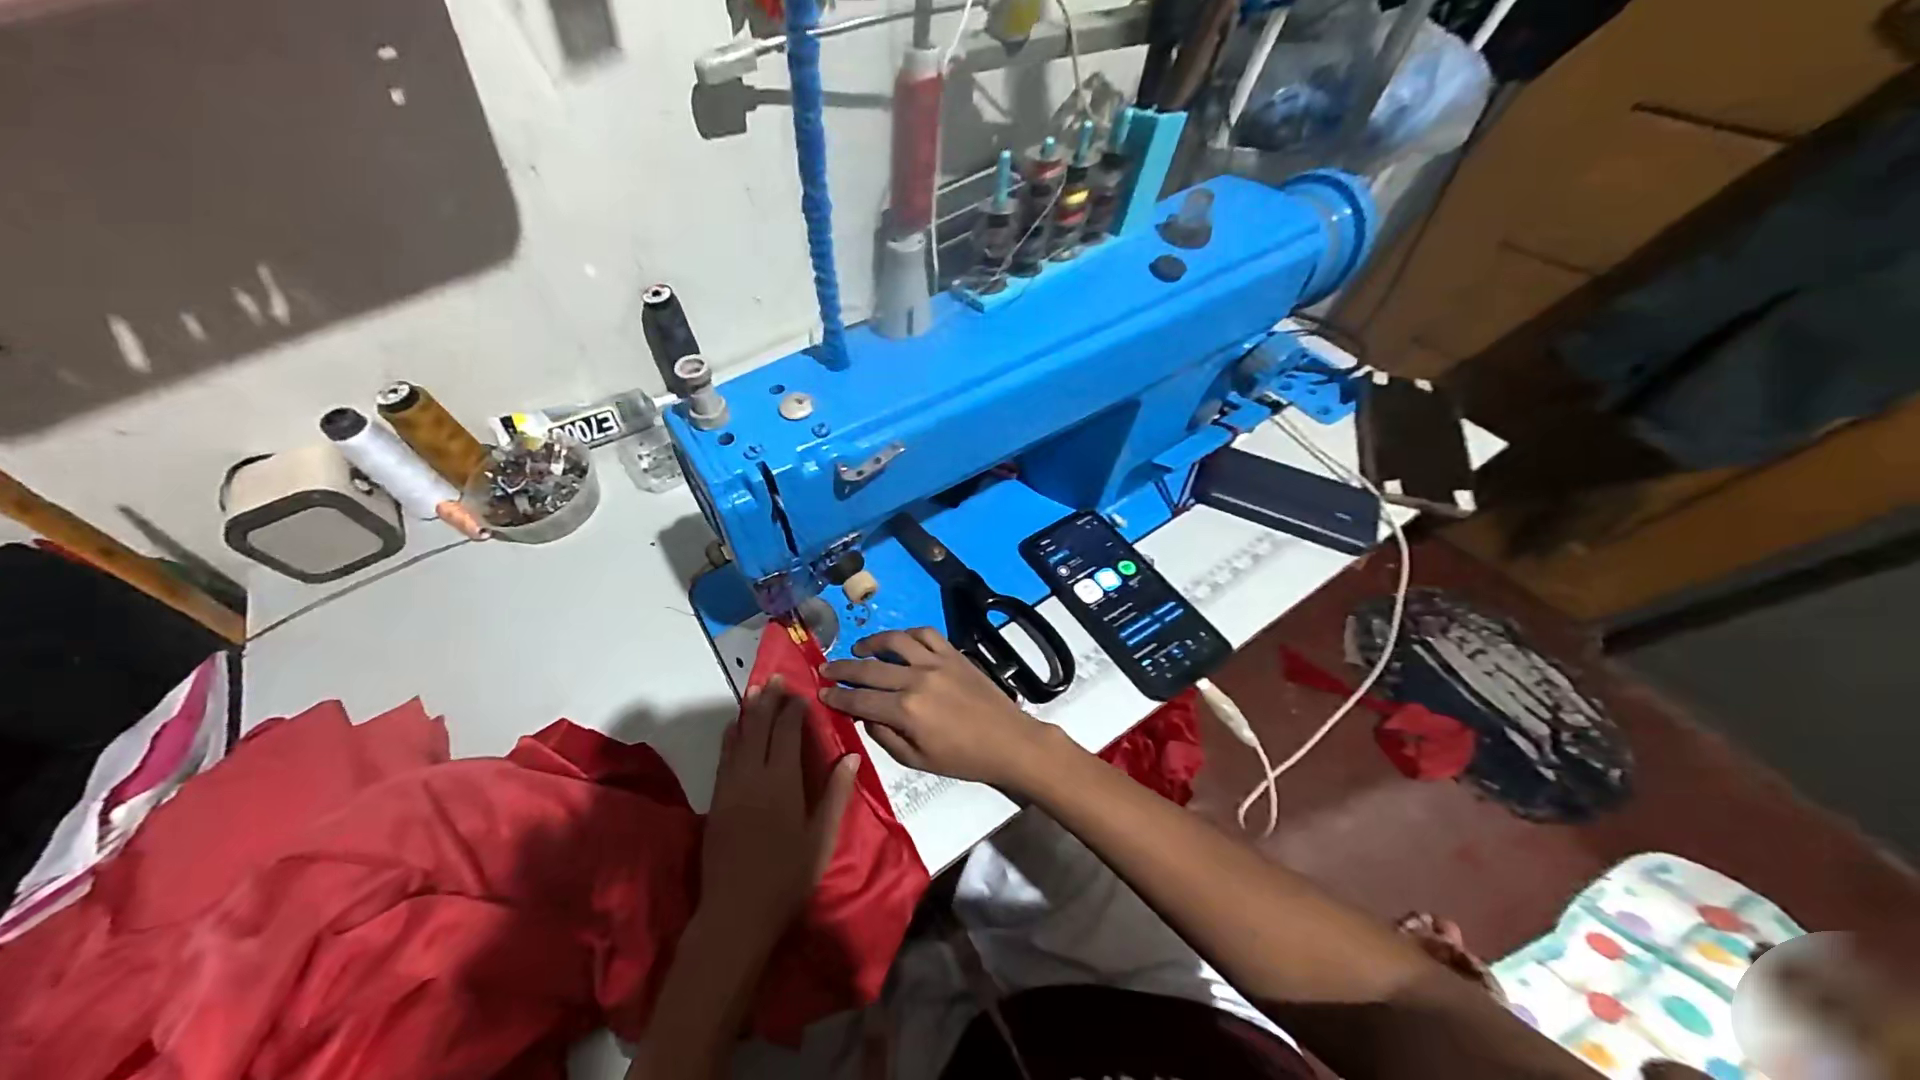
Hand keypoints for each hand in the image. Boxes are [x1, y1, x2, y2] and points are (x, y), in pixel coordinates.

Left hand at [699, 676, 858, 945]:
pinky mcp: (716, 801)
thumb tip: (850, 756)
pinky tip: (733, 728)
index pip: (788, 734)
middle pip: (760, 729)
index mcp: (783, 783)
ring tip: (756, 691)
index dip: (794, 711)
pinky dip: (730, 738)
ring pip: (739, 739)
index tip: (801, 693)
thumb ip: (836, 794)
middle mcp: (753, 777)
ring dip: (747, 713)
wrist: (737, 911)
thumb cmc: (788, 876)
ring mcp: (730, 788)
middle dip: (769, 701)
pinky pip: (724, 758)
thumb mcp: (822, 838)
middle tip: (776, 679)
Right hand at [819, 628, 1061, 791]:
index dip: (836, 696)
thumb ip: (885, 737)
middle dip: (842, 669)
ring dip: (871, 643)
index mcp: (906, 711)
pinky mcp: (954, 653)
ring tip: (858, 649)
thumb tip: (863, 716)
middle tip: (825, 668)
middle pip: (869, 668)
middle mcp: (916, 680)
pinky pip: (925, 634)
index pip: (859, 700)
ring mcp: (936, 662)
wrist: (1008, 741)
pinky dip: (906, 634)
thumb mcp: (917, 760)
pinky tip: (897, 641)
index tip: (819, 692)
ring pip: (895, 641)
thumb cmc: (962, 759)